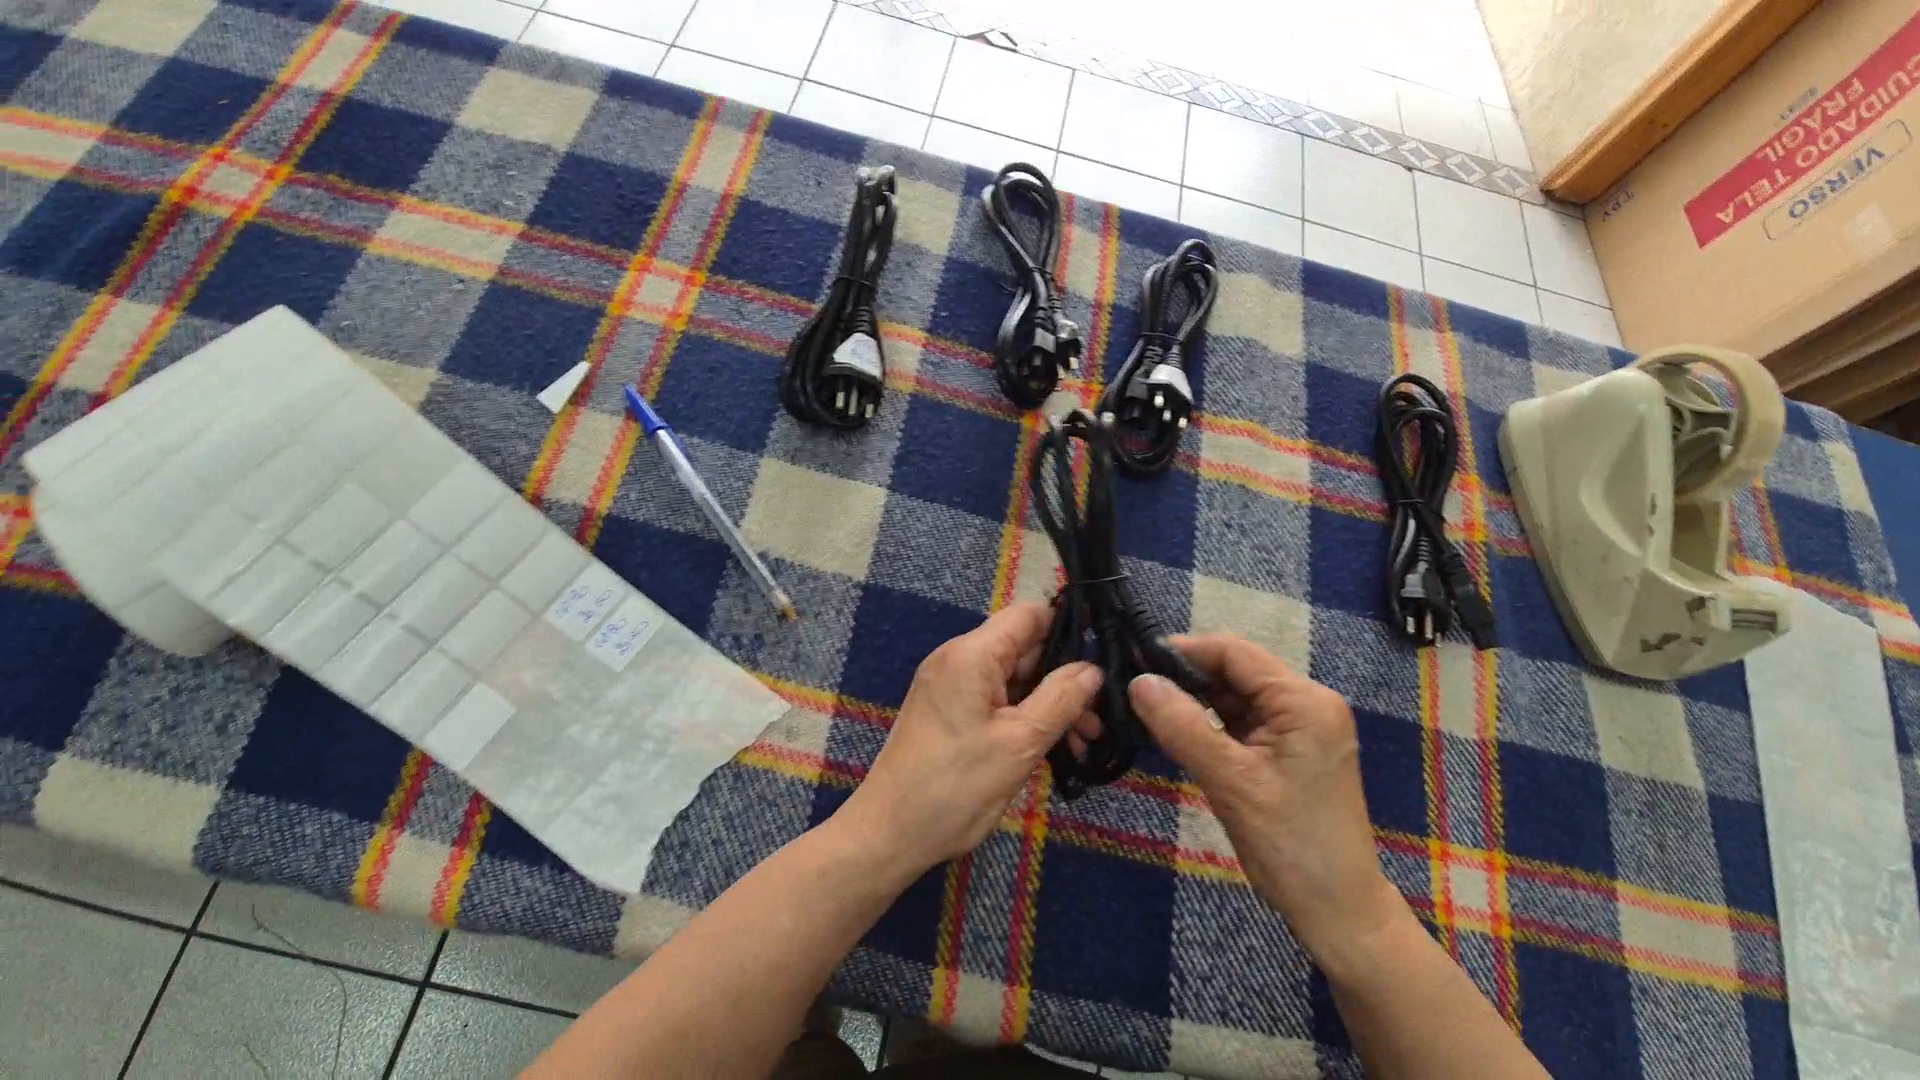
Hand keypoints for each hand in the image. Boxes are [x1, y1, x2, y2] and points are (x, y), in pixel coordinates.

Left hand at [838, 602, 1102, 872]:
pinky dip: (1025, 719)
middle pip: (1024, 649)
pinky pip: (996, 702)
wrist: (890, 833)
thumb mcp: (1020, 742)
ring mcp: (951, 687)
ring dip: (1049, 705)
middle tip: (1099, 719)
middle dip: (1063, 680)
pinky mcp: (949, 713)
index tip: (1103, 659)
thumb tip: (1092, 669)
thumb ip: (1061, 699)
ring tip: (1084, 742)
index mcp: (971, 654)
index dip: (1068, 630)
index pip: (1029, 616)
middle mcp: (958, 660)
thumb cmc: (956, 785)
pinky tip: (1055, 748)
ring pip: (1014, 681)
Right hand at [1128, 635, 1406, 959]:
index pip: (1234, 652)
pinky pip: (1240, 723)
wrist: (1336, 910)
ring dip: (1193, 702)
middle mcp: (1306, 704)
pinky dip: (1208, 725)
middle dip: (1184, 678)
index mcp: (1304, 701)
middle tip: (1132, 689)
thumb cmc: (1290, 844)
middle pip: (1234, 671)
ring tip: (1144, 708)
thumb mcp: (1231, 782)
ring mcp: (1299, 728)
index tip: (1134, 661)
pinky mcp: (1288, 751)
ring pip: (1233, 697)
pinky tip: (1175, 732)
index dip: (1183, 651)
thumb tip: (1138, 682)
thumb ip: (1183, 726)